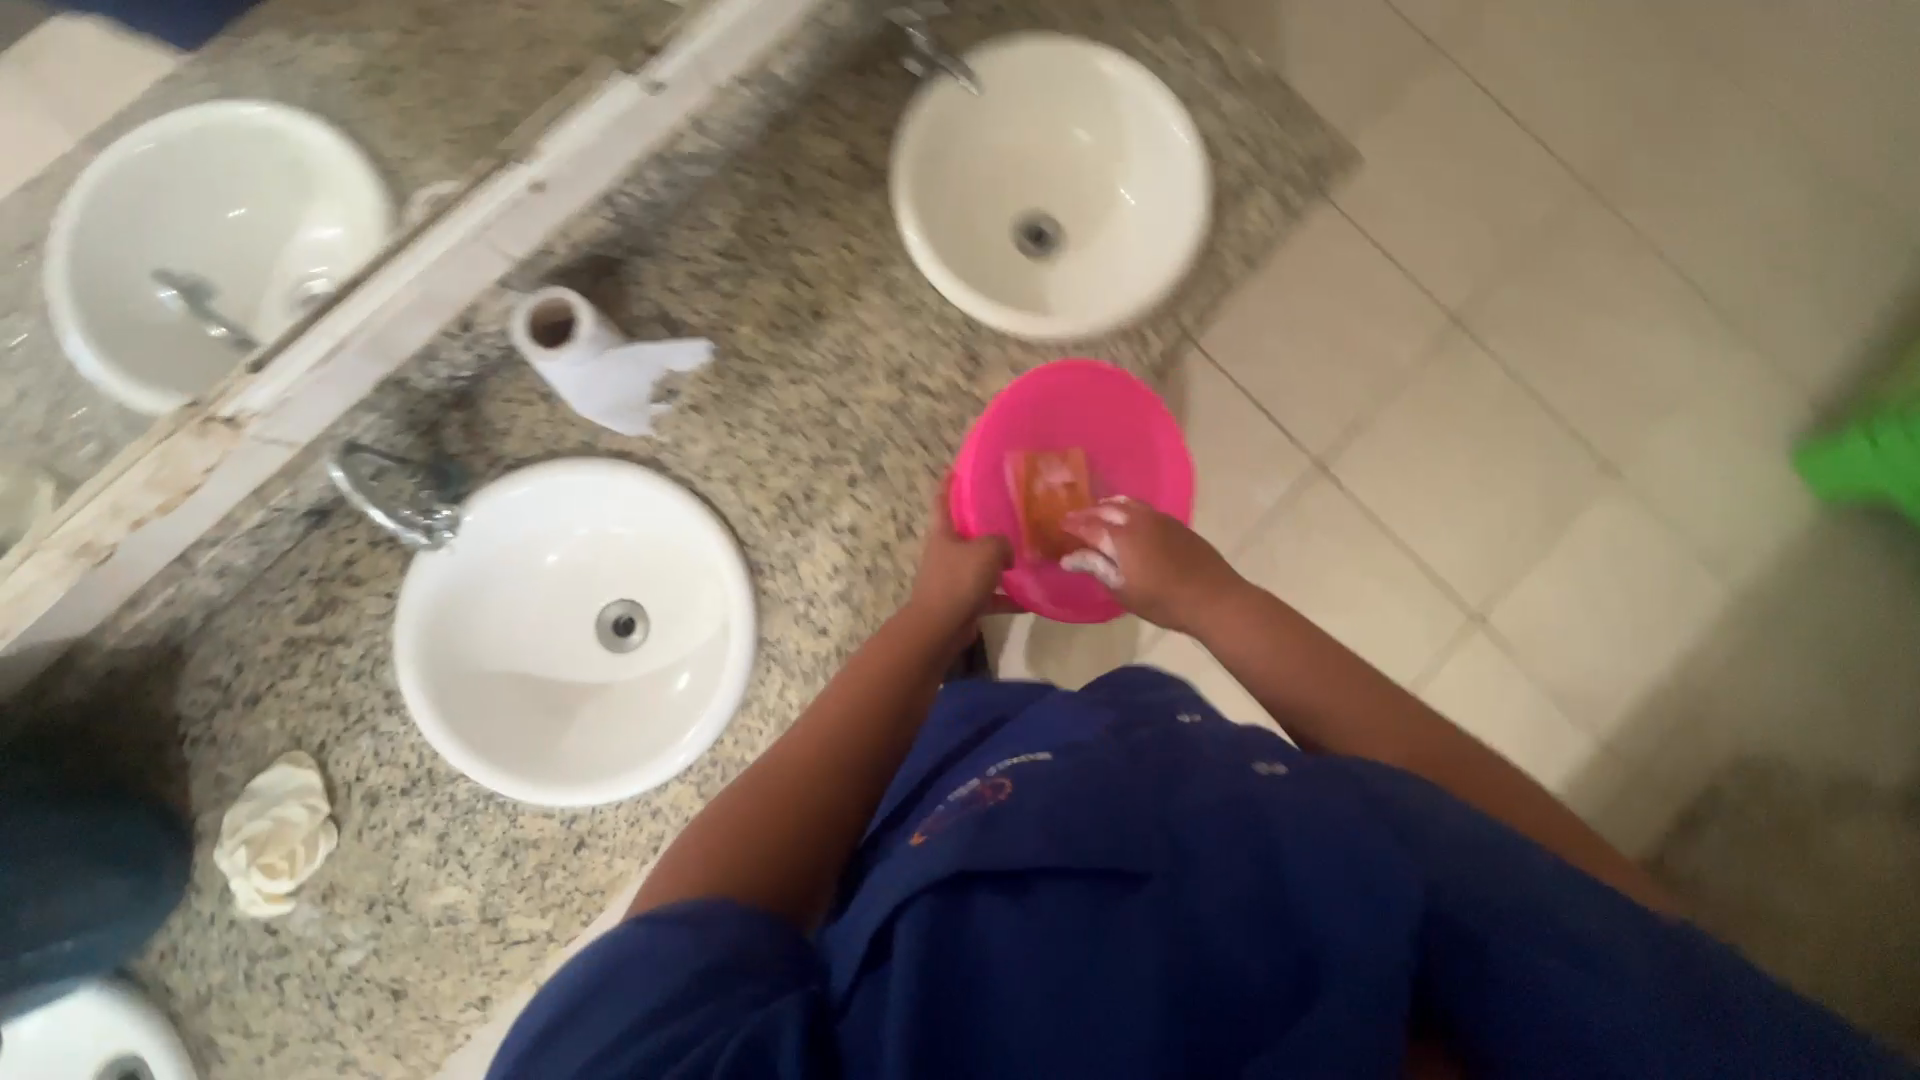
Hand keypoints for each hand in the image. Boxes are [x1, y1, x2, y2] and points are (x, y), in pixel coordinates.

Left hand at [908, 475, 1013, 629]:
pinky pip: (990, 596)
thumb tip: (1006, 555)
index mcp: (944, 533)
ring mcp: (953, 579)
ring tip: (1027, 559)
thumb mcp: (987, 550)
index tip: (956, 468)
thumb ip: (1001, 543)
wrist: (941, 626)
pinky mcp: (964, 603)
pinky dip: (1008, 598)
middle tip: (1010, 516)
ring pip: (980, 566)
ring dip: (1000, 565)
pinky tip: (1031, 600)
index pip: (943, 501)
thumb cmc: (959, 580)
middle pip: (966, 534)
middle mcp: (946, 553)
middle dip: (985, 527)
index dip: (948, 484)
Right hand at [1059, 497, 1246, 632]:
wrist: (1213, 597)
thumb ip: (1095, 567)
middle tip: (1075, 519)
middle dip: (1087, 513)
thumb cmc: (1162, 600)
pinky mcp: (1175, 524)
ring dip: (1108, 506)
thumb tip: (1068, 557)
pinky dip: (1127, 509)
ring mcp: (1159, 519)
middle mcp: (1137, 520)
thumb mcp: (1122, 589)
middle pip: (1106, 509)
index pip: (1088, 525)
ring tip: (1099, 513)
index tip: (1059, 526)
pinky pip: (1143, 508)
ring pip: (1126, 504)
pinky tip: (1128, 520)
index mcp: (1120, 537)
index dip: (1072, 525)